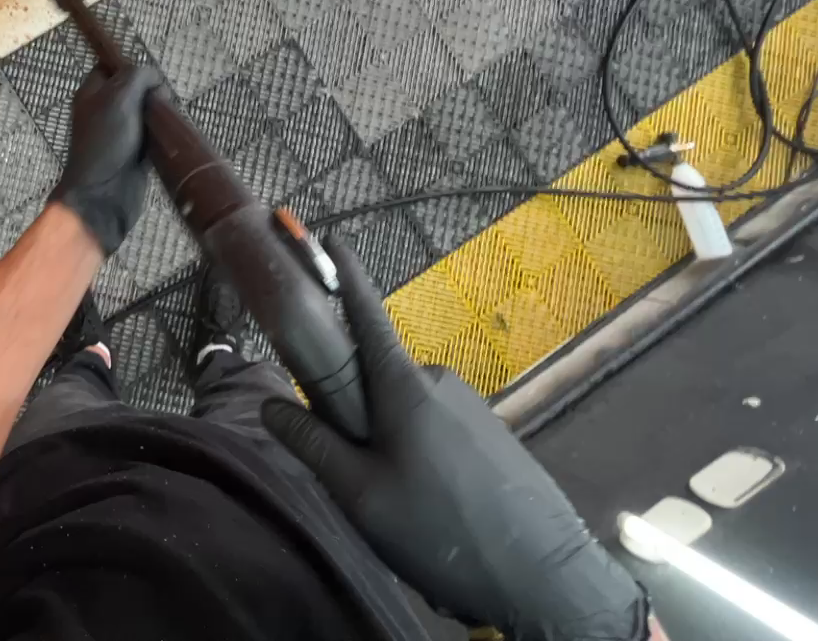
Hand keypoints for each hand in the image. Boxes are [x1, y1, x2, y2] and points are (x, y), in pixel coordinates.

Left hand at [48, 64, 162, 256]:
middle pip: (133, 89)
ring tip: (167, 118)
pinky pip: (152, 134)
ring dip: (159, 113)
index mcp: (91, 93)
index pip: (110, 67)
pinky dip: (162, 133)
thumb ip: (138, 77)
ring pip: (145, 111)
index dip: (130, 66)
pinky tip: (171, 134)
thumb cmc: (106, 141)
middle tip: (161, 99)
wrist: (105, 193)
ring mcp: (119, 132)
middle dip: (151, 91)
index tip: (150, 75)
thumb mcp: (119, 97)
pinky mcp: (134, 151)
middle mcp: (103, 110)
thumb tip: (155, 78)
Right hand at [262, 236, 648, 640]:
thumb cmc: (441, 530)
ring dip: (390, 436)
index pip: (366, 314)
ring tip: (402, 498)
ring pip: (405, 406)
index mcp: (403, 385)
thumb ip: (312, 444)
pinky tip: (435, 500)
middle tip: (357, 469)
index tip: (332, 236)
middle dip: (356, 408)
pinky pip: (435, 424)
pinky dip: (421, 449)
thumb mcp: (360, 495)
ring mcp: (469, 405)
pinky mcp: (491, 432)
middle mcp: (437, 380)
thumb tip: (268, 405)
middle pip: (376, 374)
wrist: (548, 581)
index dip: (347, 273)